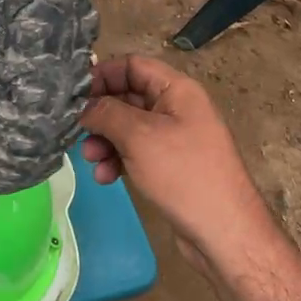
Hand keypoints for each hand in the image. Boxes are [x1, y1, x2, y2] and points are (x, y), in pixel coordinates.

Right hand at [80, 54, 270, 263]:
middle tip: (76, 129)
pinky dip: (117, 159)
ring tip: (90, 159)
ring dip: (104, 140)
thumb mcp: (138, 136)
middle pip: (127, 96)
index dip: (102, 74)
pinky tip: (106, 177)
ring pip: (128, 127)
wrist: (226, 235)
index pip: (132, 65)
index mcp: (177, 89)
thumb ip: (104, 112)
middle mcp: (177, 108)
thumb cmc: (183, 174)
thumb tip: (81, 105)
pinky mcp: (171, 166)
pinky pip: (136, 151)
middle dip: (99, 113)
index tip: (74, 94)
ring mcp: (175, 138)